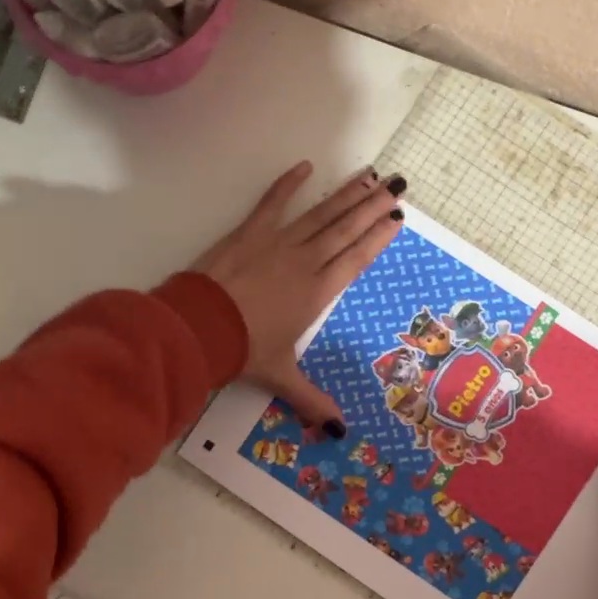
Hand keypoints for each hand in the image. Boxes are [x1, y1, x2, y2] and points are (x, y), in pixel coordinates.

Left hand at [193, 161, 405, 434]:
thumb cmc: (244, 350)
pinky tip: (305, 166)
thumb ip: (311, 399)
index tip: (397, 217)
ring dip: (345, 194)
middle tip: (395, 186)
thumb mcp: (280, 375)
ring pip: (320, 213)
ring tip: (369, 176)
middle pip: (345, 229)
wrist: (200, 326)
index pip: (356, 259)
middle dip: (372, 207)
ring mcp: (278, 242)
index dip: (378, 238)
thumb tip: (338, 431)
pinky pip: (272, 202)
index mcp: (317, 292)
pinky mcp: (249, 231)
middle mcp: (305, 262)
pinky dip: (288, 183)